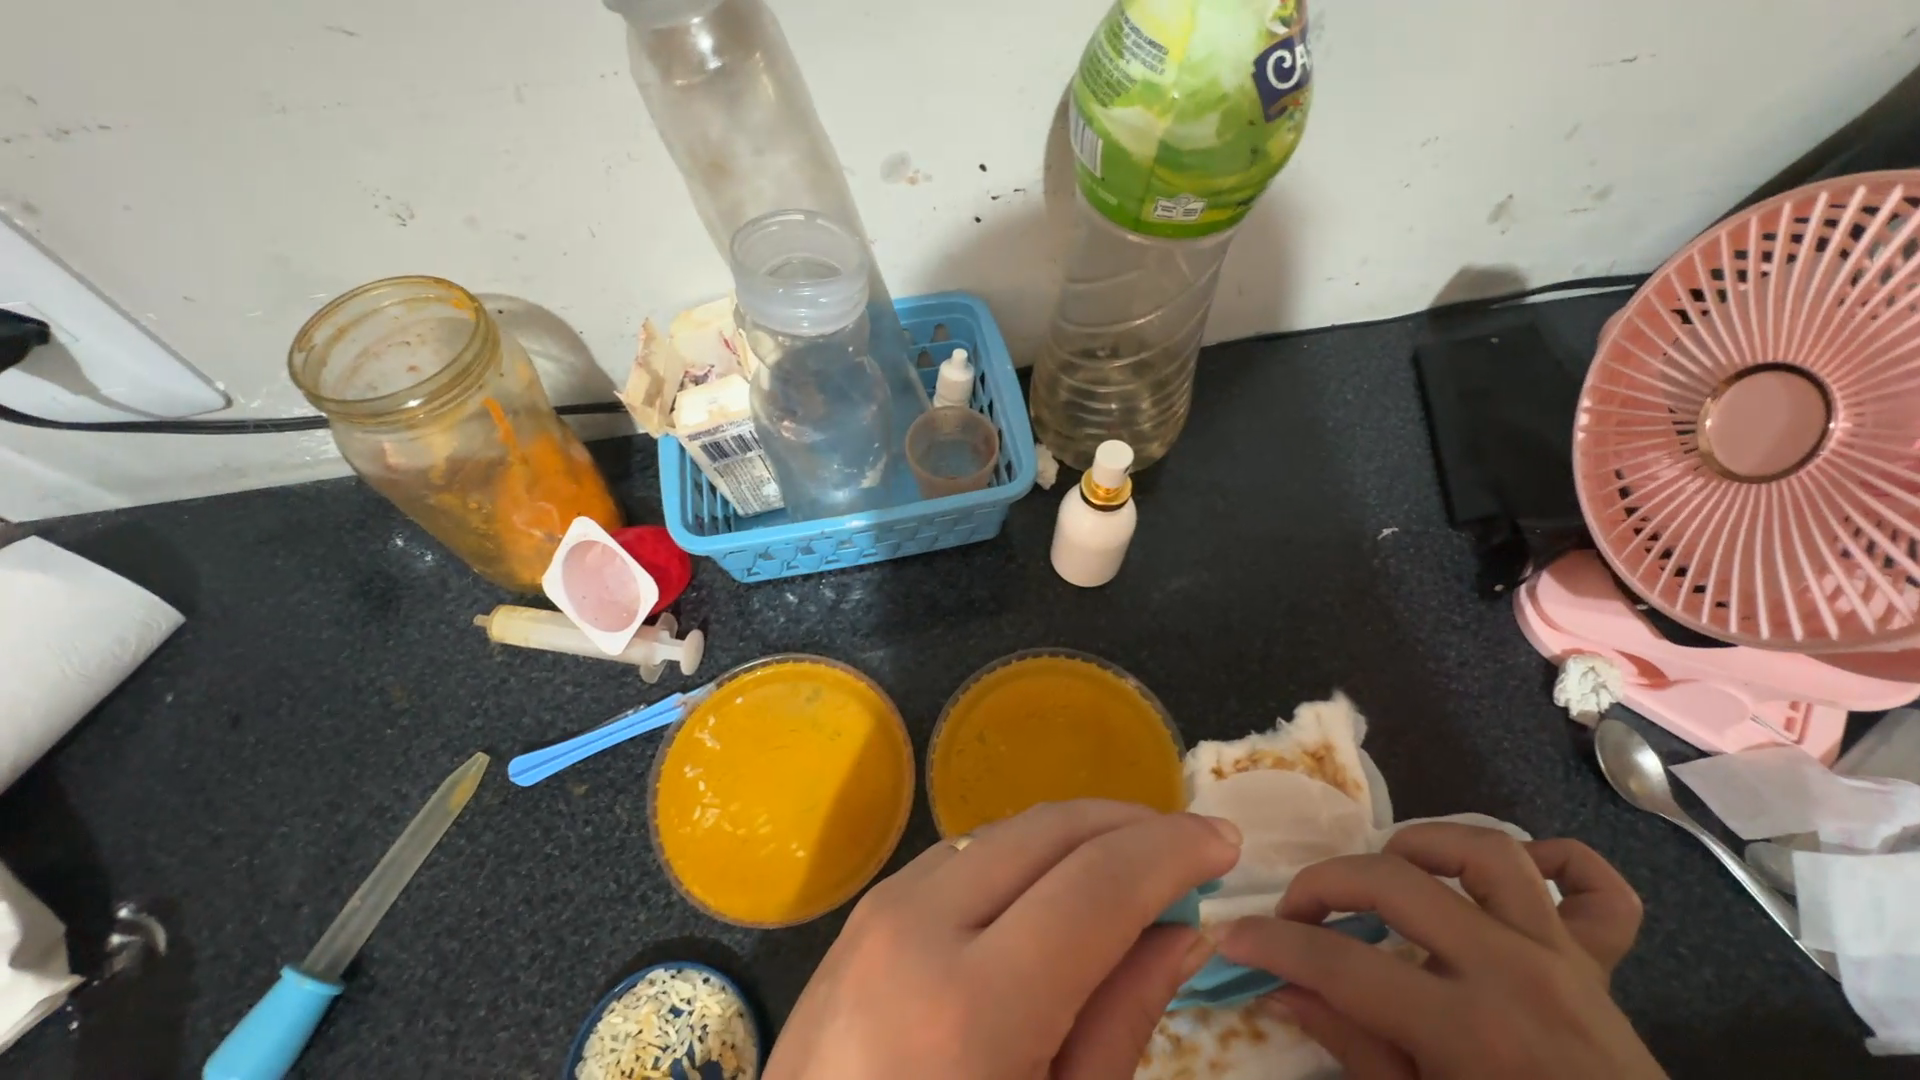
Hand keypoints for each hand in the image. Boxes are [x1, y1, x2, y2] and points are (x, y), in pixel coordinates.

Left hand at [764, 800, 1242, 1079]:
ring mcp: (880, 910)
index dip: (1172, 850)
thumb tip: (1182, 928)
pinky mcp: (865, 911)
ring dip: (1077, 836)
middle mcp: (917, 928)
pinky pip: (963, 855)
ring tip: (1131, 869)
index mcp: (970, 1005)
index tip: (1224, 843)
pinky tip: (1053, 888)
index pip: (1096, 882)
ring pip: (1006, 832)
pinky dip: (1023, 855)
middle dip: (1131, 825)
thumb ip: (1121, 1018)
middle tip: (1190, 849)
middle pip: (1049, 830)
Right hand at [1217, 821, 1661, 1079]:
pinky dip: (1556, 864)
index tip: (1231, 936)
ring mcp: (1566, 959)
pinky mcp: (1601, 962)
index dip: (1274, 944)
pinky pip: (1597, 888)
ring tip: (1387, 873)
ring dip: (1424, 845)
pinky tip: (1505, 880)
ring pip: (1490, 852)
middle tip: (1295, 913)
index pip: (1343, 965)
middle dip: (1324, 883)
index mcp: (1472, 1033)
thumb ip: (1352, 1048)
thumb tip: (1280, 989)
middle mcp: (1517, 974)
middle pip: (1396, 884)